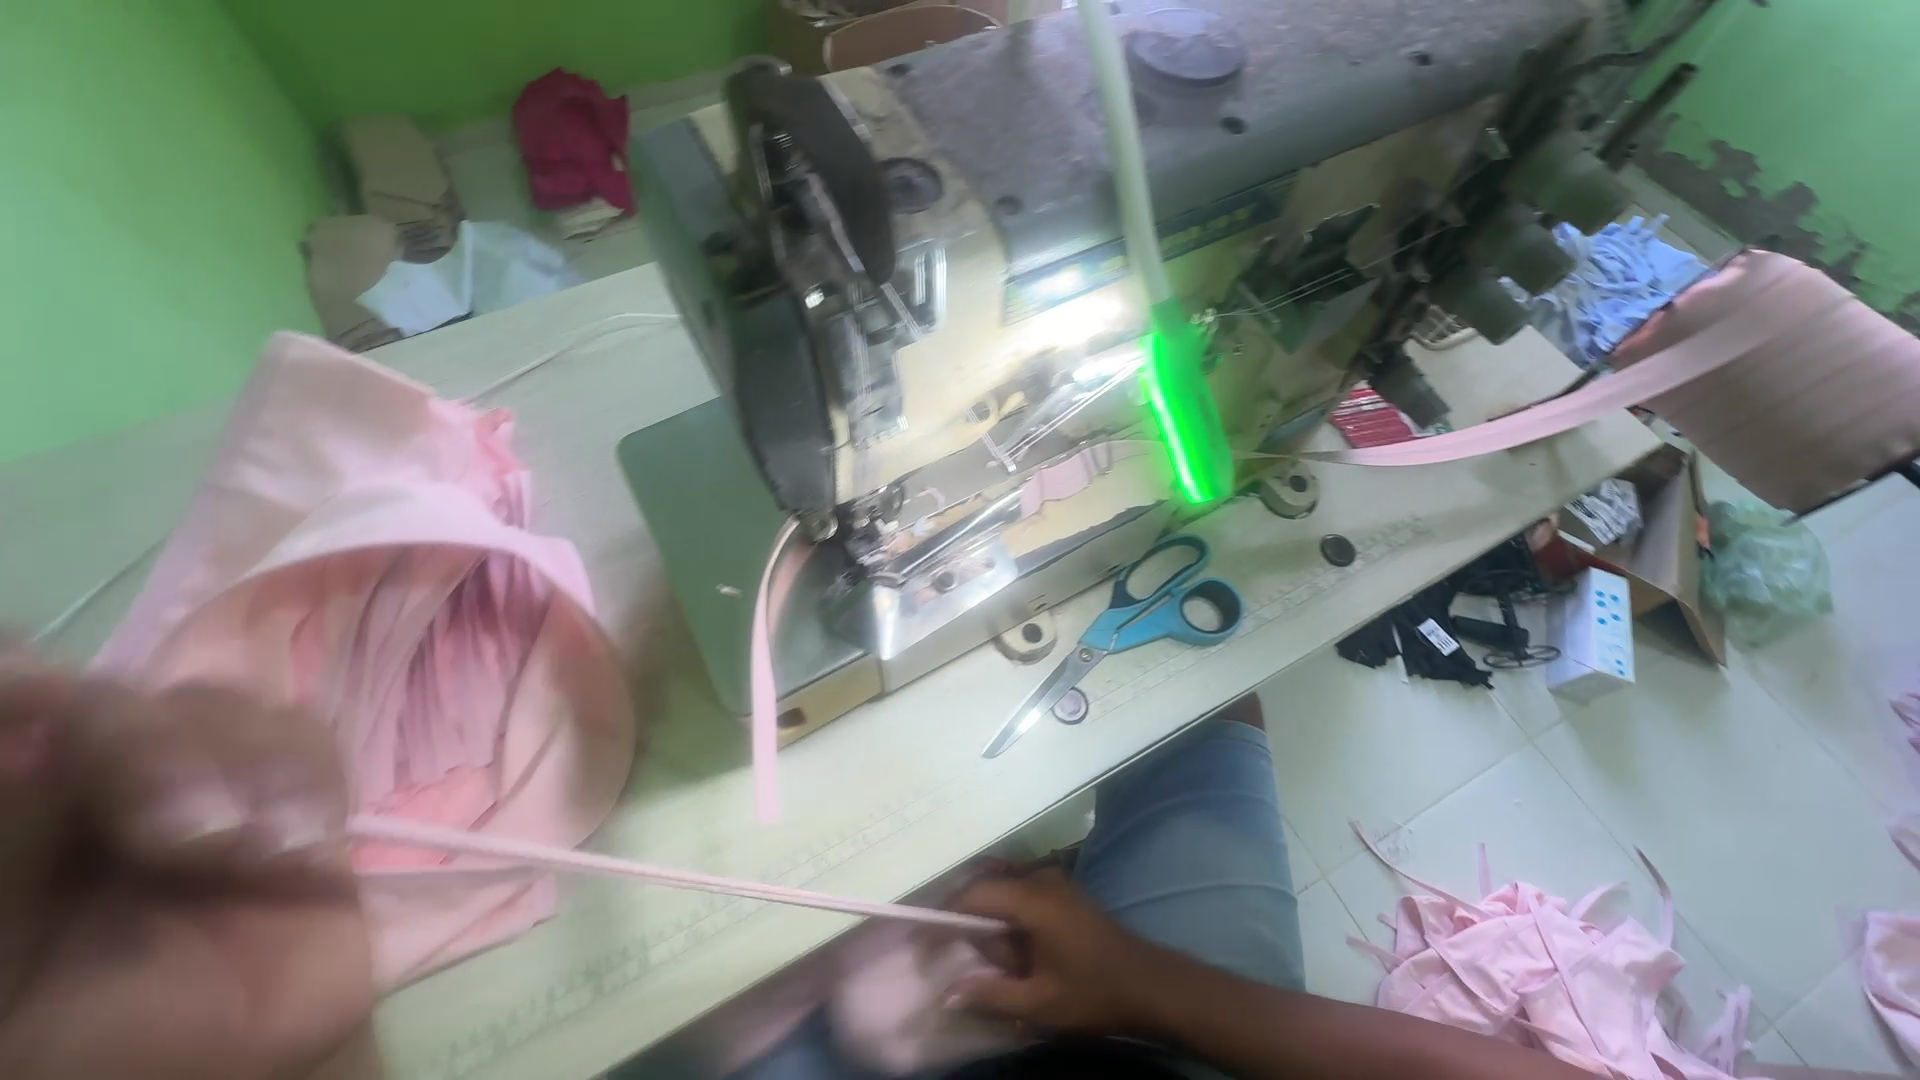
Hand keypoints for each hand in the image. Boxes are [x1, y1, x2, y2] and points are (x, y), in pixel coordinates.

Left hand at [0, 650, 375, 1078]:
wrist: (234, 1061)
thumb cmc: (92, 1033)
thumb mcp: (11, 949)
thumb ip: (18, 837)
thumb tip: (26, 705)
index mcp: (25, 807)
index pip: (23, 702)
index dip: (30, 684)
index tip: (34, 693)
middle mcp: (104, 774)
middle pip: (126, 694)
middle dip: (157, 752)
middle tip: (186, 840)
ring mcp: (211, 774)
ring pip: (226, 705)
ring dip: (246, 774)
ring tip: (257, 860)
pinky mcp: (301, 787)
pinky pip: (309, 737)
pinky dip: (310, 782)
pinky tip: (302, 847)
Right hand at [946, 868, 1176, 1037]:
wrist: (1151, 985)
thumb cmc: (1095, 993)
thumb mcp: (1040, 1003)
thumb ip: (991, 994)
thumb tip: (946, 993)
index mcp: (1033, 899)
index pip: (974, 895)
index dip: (943, 916)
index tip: (921, 941)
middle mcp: (1041, 878)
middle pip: (986, 888)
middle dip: (970, 922)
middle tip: (964, 960)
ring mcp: (1054, 880)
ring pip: (1002, 891)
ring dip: (992, 923)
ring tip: (1002, 964)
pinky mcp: (1061, 890)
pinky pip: (1019, 893)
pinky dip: (1007, 917)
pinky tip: (1014, 950)